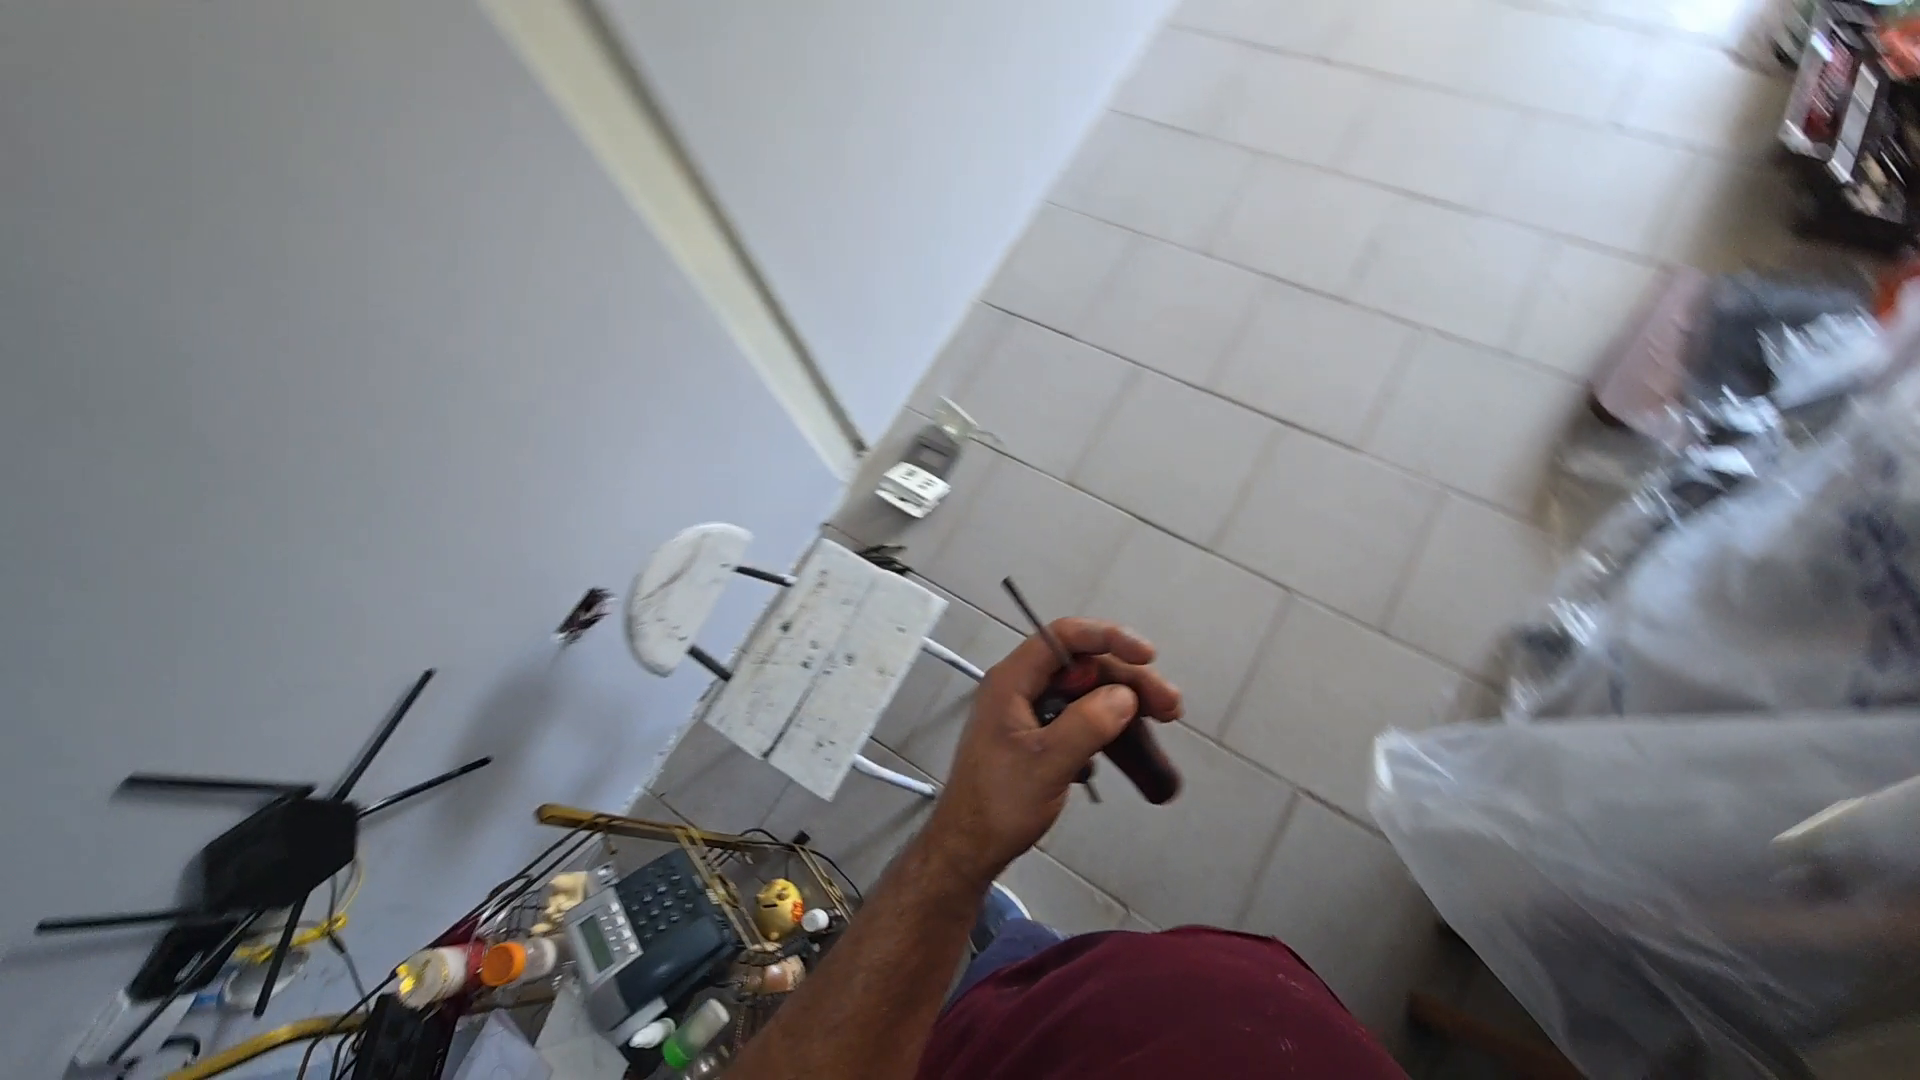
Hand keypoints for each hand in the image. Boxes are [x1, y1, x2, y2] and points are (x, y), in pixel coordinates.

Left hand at [919, 618, 1182, 885]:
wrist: (968, 848)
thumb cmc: (1000, 804)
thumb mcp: (1048, 762)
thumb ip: (1088, 724)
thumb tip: (1125, 694)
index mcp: (1012, 681)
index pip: (1063, 637)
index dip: (1108, 638)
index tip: (1147, 656)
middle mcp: (1020, 688)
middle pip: (1083, 667)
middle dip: (1128, 681)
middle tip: (1171, 707)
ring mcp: (1028, 713)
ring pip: (1085, 695)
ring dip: (1124, 707)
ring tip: (1165, 722)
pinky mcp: (1037, 738)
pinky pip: (1078, 721)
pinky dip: (1106, 731)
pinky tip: (1125, 756)